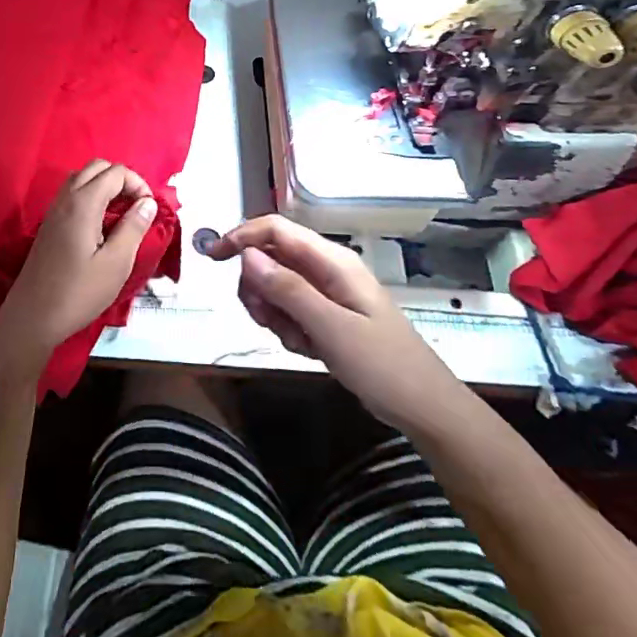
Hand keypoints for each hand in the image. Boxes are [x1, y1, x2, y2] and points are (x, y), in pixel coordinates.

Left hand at [0, 160, 157, 370]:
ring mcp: (54, 210)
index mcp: (83, 203)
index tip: (148, 211)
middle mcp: (66, 198)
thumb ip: (134, 227)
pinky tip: (102, 225)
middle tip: (137, 208)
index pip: (116, 172)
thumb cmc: (78, 292)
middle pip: (97, 167)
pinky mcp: (49, 224)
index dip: (138, 185)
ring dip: (106, 187)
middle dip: (122, 180)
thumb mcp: (116, 263)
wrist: (33, 317)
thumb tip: (148, 202)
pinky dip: (92, 197)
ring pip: (82, 179)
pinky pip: (73, 195)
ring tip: (122, 215)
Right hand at [206, 215, 463, 435]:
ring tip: (297, 340)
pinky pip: (290, 312)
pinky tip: (307, 349)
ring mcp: (327, 294)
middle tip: (268, 319)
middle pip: (270, 259)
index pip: (276, 230)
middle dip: (259, 288)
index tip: (212, 258)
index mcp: (332, 261)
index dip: (241, 236)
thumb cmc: (382, 364)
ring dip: (274, 314)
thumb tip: (246, 255)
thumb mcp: (330, 326)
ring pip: (276, 288)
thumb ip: (287, 289)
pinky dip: (288, 329)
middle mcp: (327, 270)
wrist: (423, 407)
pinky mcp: (326, 317)